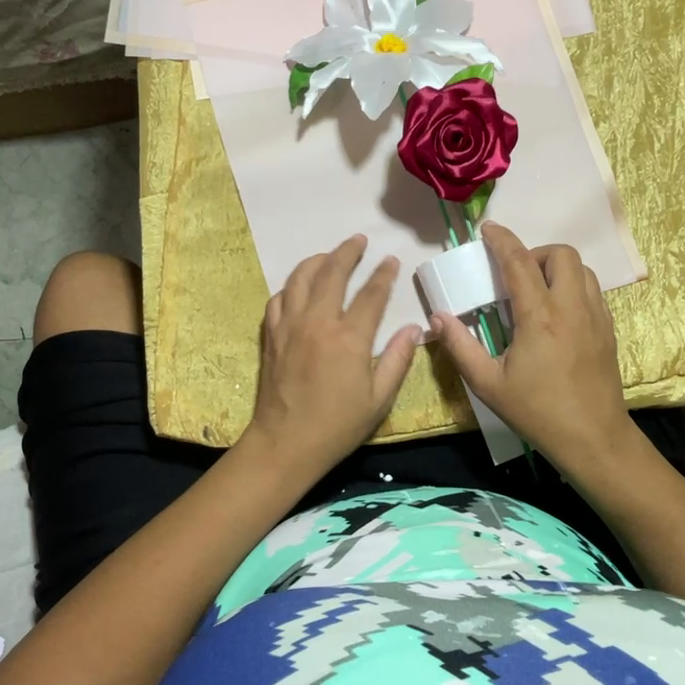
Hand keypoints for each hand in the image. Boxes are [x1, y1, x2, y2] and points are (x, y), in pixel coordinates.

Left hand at [247, 234, 420, 474]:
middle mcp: (317, 322)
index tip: (391, 261)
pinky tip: (299, 287)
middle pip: (332, 273)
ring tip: (329, 255)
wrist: (285, 442)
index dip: (384, 274)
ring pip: (300, 278)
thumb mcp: (379, 399)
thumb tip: (414, 329)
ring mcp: (289, 326)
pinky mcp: (271, 335)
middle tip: (358, 241)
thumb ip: (397, 360)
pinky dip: (291, 286)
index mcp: (349, 338)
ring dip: (317, 261)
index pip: (371, 294)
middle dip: (348, 252)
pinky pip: (278, 298)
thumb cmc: (337, 426)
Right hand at [432, 222, 641, 470]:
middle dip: (534, 253)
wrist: (594, 438)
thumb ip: (460, 347)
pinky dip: (571, 285)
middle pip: (560, 254)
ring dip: (555, 267)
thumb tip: (437, 318)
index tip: (487, 229)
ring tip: (533, 289)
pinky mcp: (607, 330)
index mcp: (540, 317)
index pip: (520, 263)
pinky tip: (554, 311)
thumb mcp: (488, 384)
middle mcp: (572, 307)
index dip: (502, 240)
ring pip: (581, 269)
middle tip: (512, 273)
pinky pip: (591, 289)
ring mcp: (595, 317)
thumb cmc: (537, 412)